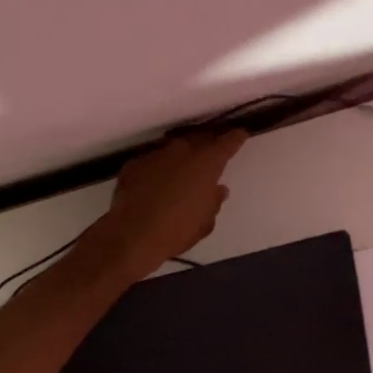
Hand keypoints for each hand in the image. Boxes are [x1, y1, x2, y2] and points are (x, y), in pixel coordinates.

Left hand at [88, 130, 246, 278]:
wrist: (131, 236)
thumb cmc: (176, 232)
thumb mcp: (204, 223)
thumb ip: (214, 202)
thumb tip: (217, 190)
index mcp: (206, 163)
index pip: (227, 142)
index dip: (235, 138)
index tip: (240, 135)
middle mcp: (181, 150)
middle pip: (199, 139)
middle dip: (206, 144)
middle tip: (209, 155)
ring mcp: (155, 154)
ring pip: (173, 148)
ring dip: (180, 156)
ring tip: (181, 170)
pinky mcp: (134, 164)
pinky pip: (152, 162)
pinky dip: (157, 169)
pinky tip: (154, 184)